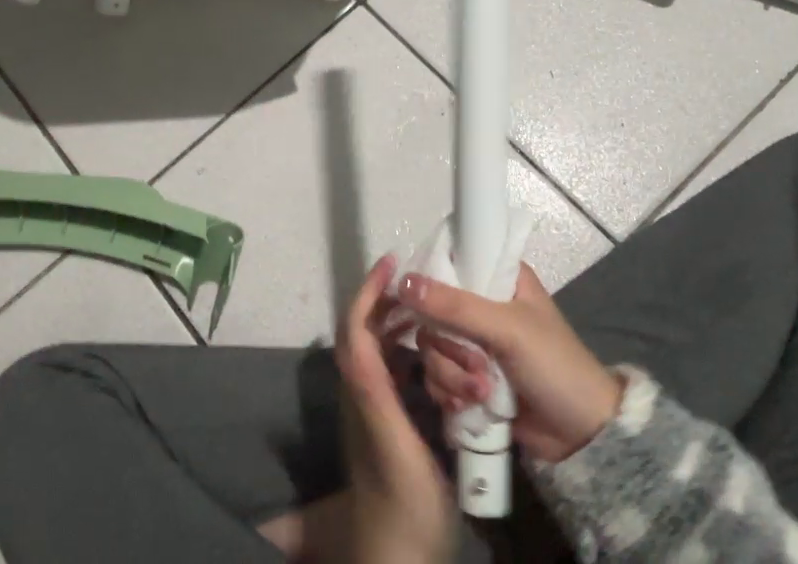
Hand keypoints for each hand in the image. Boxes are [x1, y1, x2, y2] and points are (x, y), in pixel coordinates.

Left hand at [338, 254, 455, 563]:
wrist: (397, 555)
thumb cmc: (400, 500)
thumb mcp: (394, 445)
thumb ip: (376, 393)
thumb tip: (360, 337)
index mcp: (361, 391)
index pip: (354, 327)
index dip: (367, 291)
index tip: (393, 263)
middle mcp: (363, 393)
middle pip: (367, 332)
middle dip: (388, 300)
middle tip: (425, 280)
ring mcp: (377, 409)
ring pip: (382, 351)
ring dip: (402, 323)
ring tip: (437, 307)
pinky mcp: (392, 424)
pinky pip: (398, 373)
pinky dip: (414, 352)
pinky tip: (443, 353)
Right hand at [400, 264, 622, 463]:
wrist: (581, 436)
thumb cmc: (555, 367)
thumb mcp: (508, 330)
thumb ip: (456, 306)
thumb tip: (403, 282)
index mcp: (499, 279)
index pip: (449, 262)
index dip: (429, 281)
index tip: (423, 306)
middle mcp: (482, 306)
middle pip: (432, 314)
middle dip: (447, 347)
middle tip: (477, 364)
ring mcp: (473, 344)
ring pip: (431, 348)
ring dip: (450, 375)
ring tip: (481, 394)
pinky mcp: (467, 377)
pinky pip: (436, 377)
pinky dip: (448, 392)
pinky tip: (469, 406)